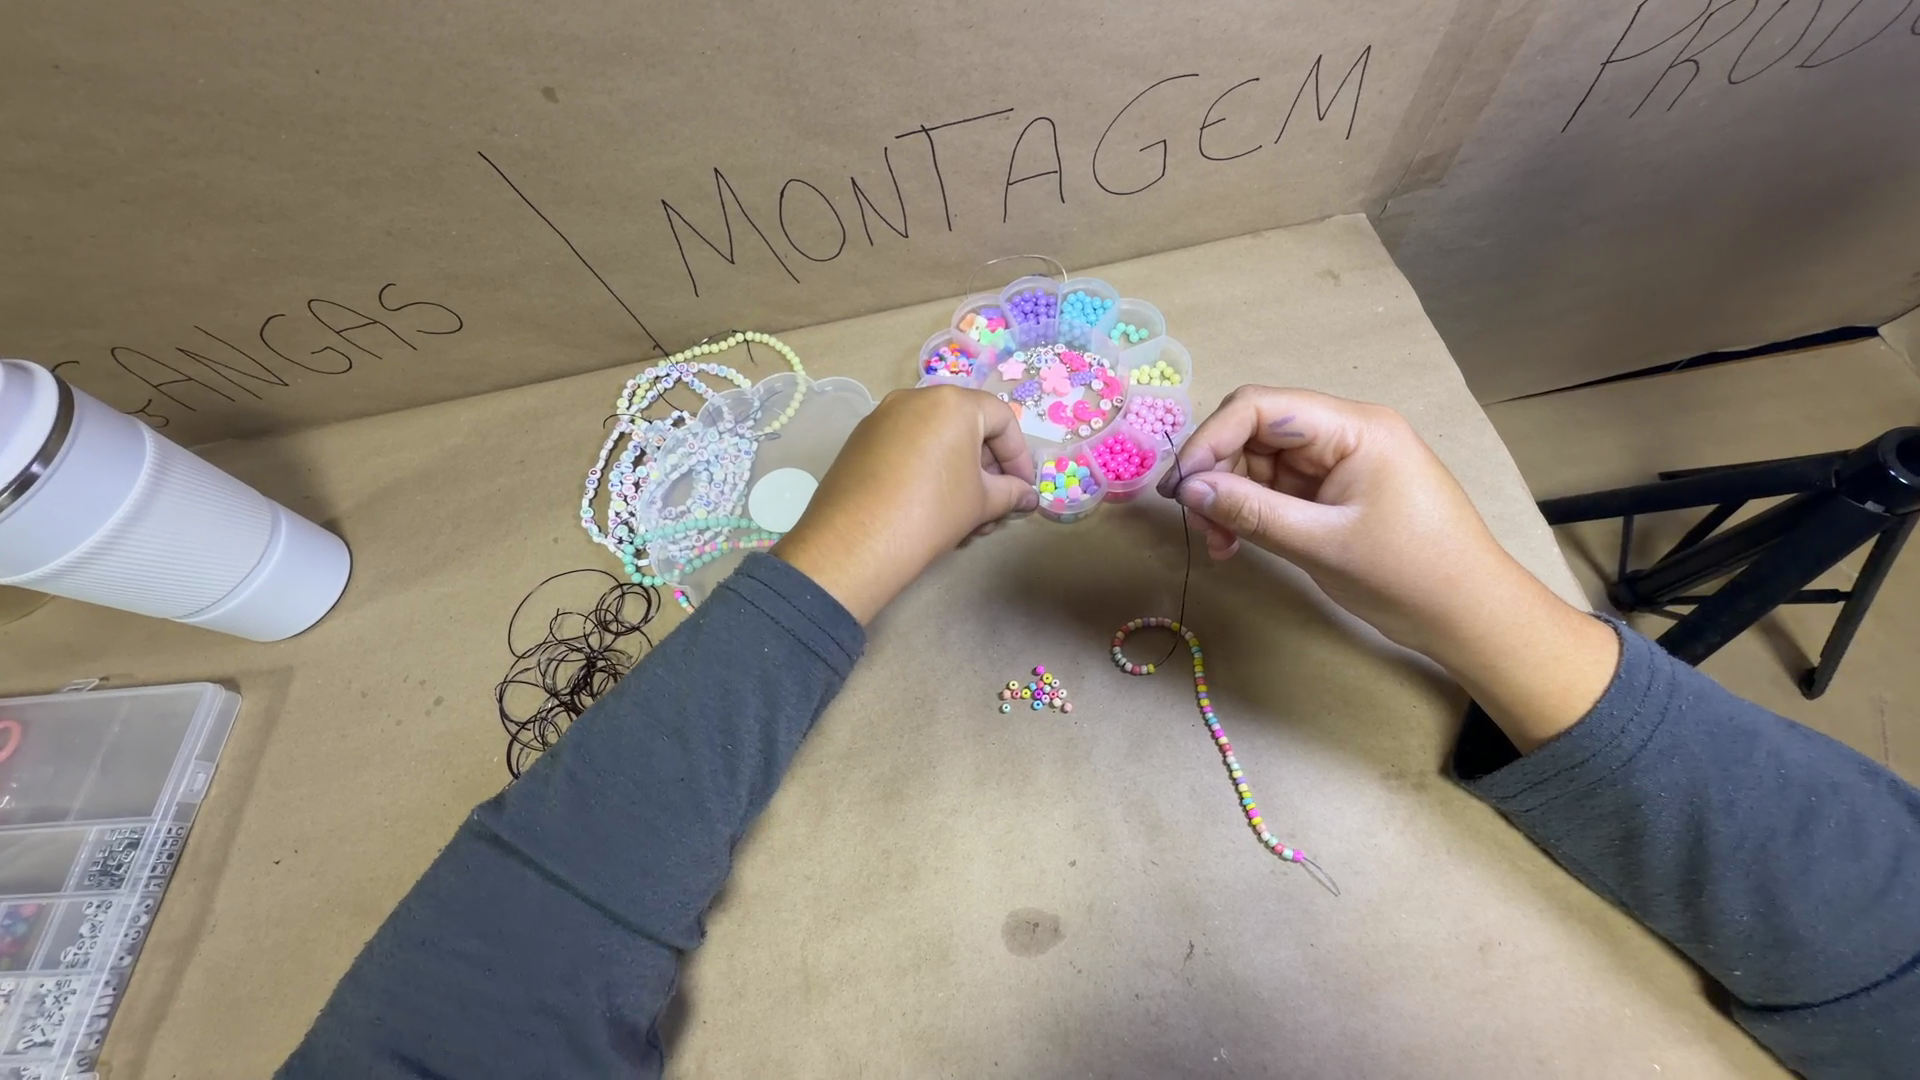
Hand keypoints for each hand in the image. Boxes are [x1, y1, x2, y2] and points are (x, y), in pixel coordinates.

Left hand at [775, 385, 1036, 623]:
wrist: (856, 543)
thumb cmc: (931, 514)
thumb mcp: (980, 503)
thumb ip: (1010, 493)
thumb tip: (1027, 496)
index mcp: (952, 402)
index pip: (1002, 419)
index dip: (1019, 456)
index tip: (1024, 489)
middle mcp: (915, 397)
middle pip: (967, 425)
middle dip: (987, 467)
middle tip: (995, 505)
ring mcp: (883, 416)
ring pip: (935, 438)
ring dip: (958, 472)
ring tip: (963, 515)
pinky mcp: (860, 440)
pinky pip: (907, 446)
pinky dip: (927, 468)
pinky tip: (930, 506)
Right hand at [1160, 386, 1617, 750]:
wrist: (1468, 616)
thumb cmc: (1408, 575)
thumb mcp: (1321, 543)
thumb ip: (1250, 511)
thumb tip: (1187, 490)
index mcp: (1353, 427)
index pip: (1258, 407)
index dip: (1208, 440)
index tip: (1178, 488)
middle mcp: (1341, 432)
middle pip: (1252, 431)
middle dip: (1215, 473)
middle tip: (1195, 523)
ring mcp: (1334, 461)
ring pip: (1255, 462)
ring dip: (1227, 499)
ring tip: (1218, 545)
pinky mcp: (1329, 489)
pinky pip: (1271, 488)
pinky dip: (1246, 513)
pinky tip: (1234, 544)